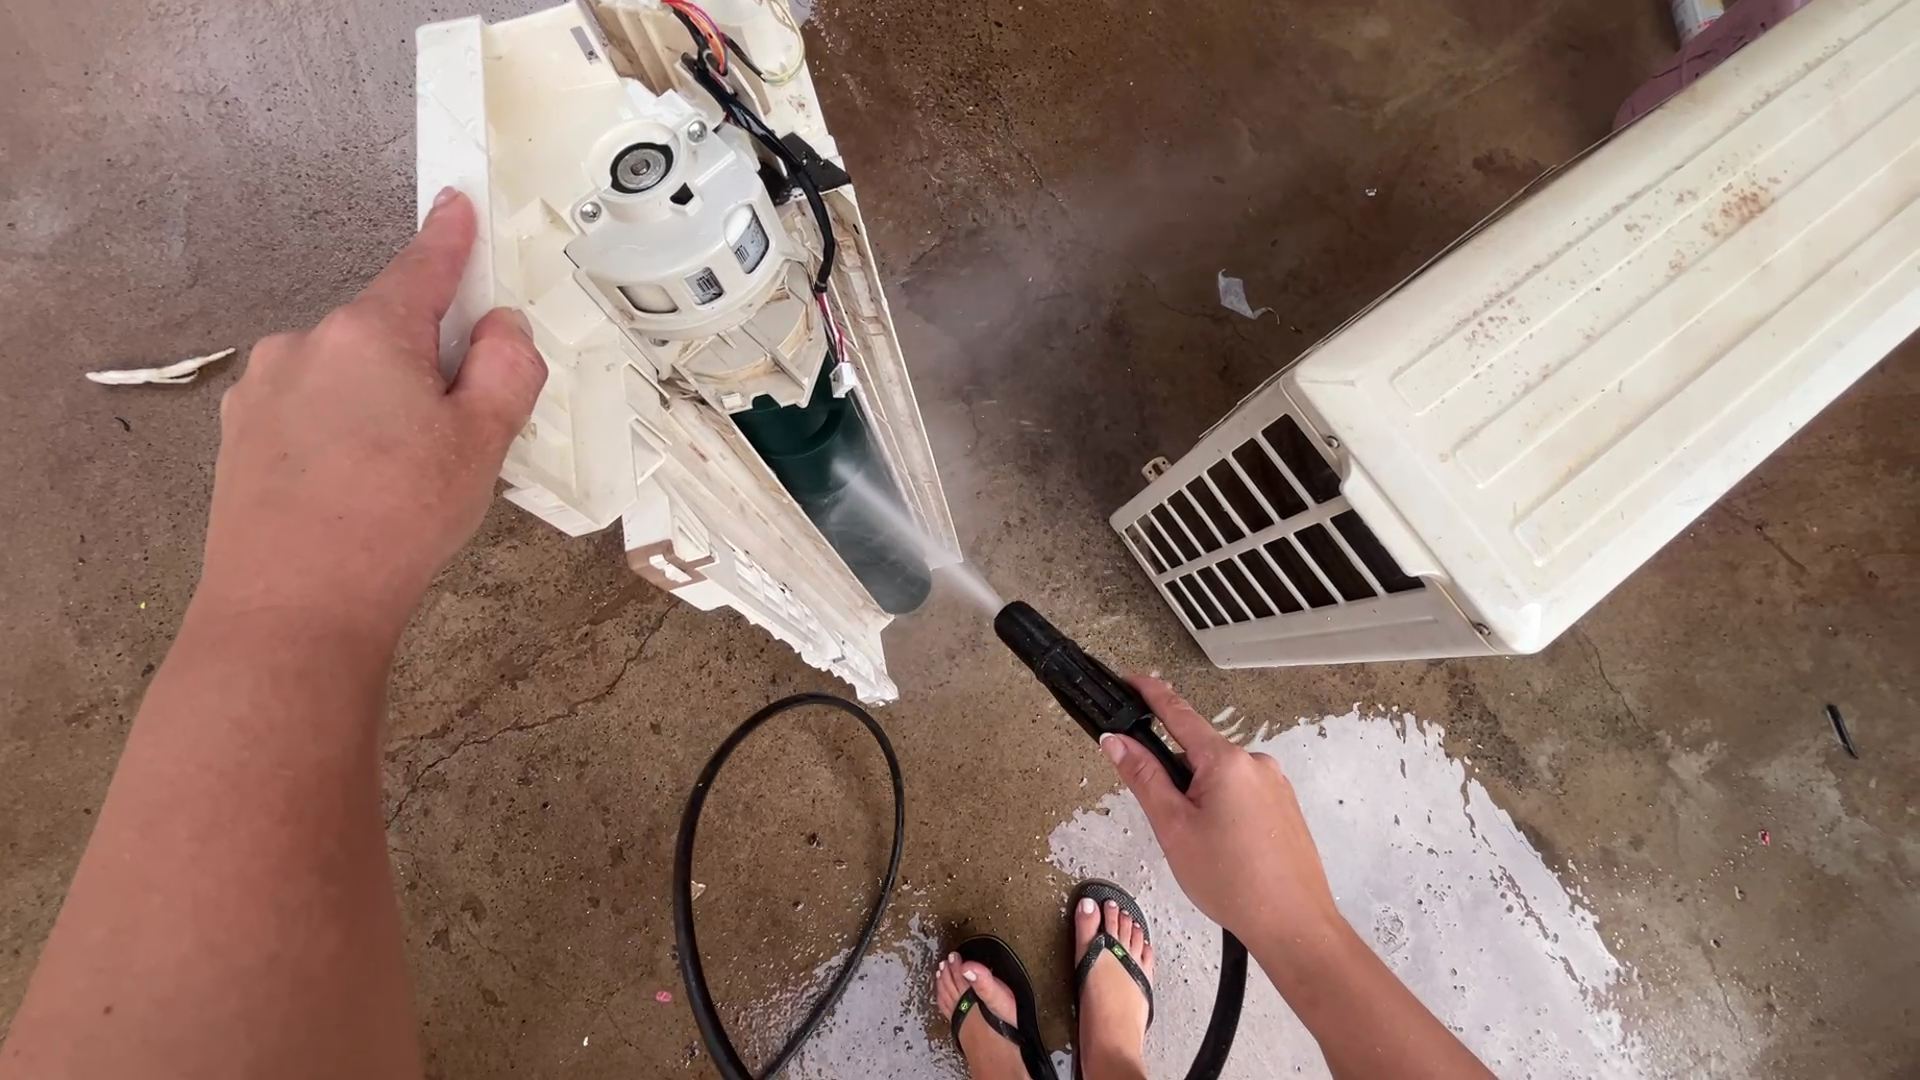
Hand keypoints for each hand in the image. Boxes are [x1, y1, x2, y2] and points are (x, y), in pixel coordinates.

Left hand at [198, 188, 544, 640]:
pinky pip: (318, 403)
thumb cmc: (405, 510)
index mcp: (371, 335)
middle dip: (435, 356)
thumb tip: (504, 327)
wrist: (298, 597)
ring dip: (393, 394)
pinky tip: (365, 478)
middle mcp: (306, 344)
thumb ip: (510, 369)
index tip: (455, 200)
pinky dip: (353, 422)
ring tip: (413, 466)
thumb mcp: (486, 439)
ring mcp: (265, 386)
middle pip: (392, 328)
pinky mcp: (244, 430)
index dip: (449, 237)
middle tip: (467, 424)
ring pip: (354, 371)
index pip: (421, 269)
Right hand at [1100, 677, 1345, 950]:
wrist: (1296, 928)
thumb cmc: (1235, 883)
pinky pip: (1241, 792)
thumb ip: (1143, 777)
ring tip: (1203, 847)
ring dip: (1200, 797)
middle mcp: (1255, 762)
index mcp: (1226, 761)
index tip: (1133, 679)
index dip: (1151, 693)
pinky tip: (1225, 848)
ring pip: (1218, 776)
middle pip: (1197, 751)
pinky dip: (1223, 809)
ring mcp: (1274, 784)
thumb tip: (1117, 741)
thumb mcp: (1173, 827)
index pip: (1178, 712)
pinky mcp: (1284, 806)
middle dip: (1175, 776)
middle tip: (1169, 821)